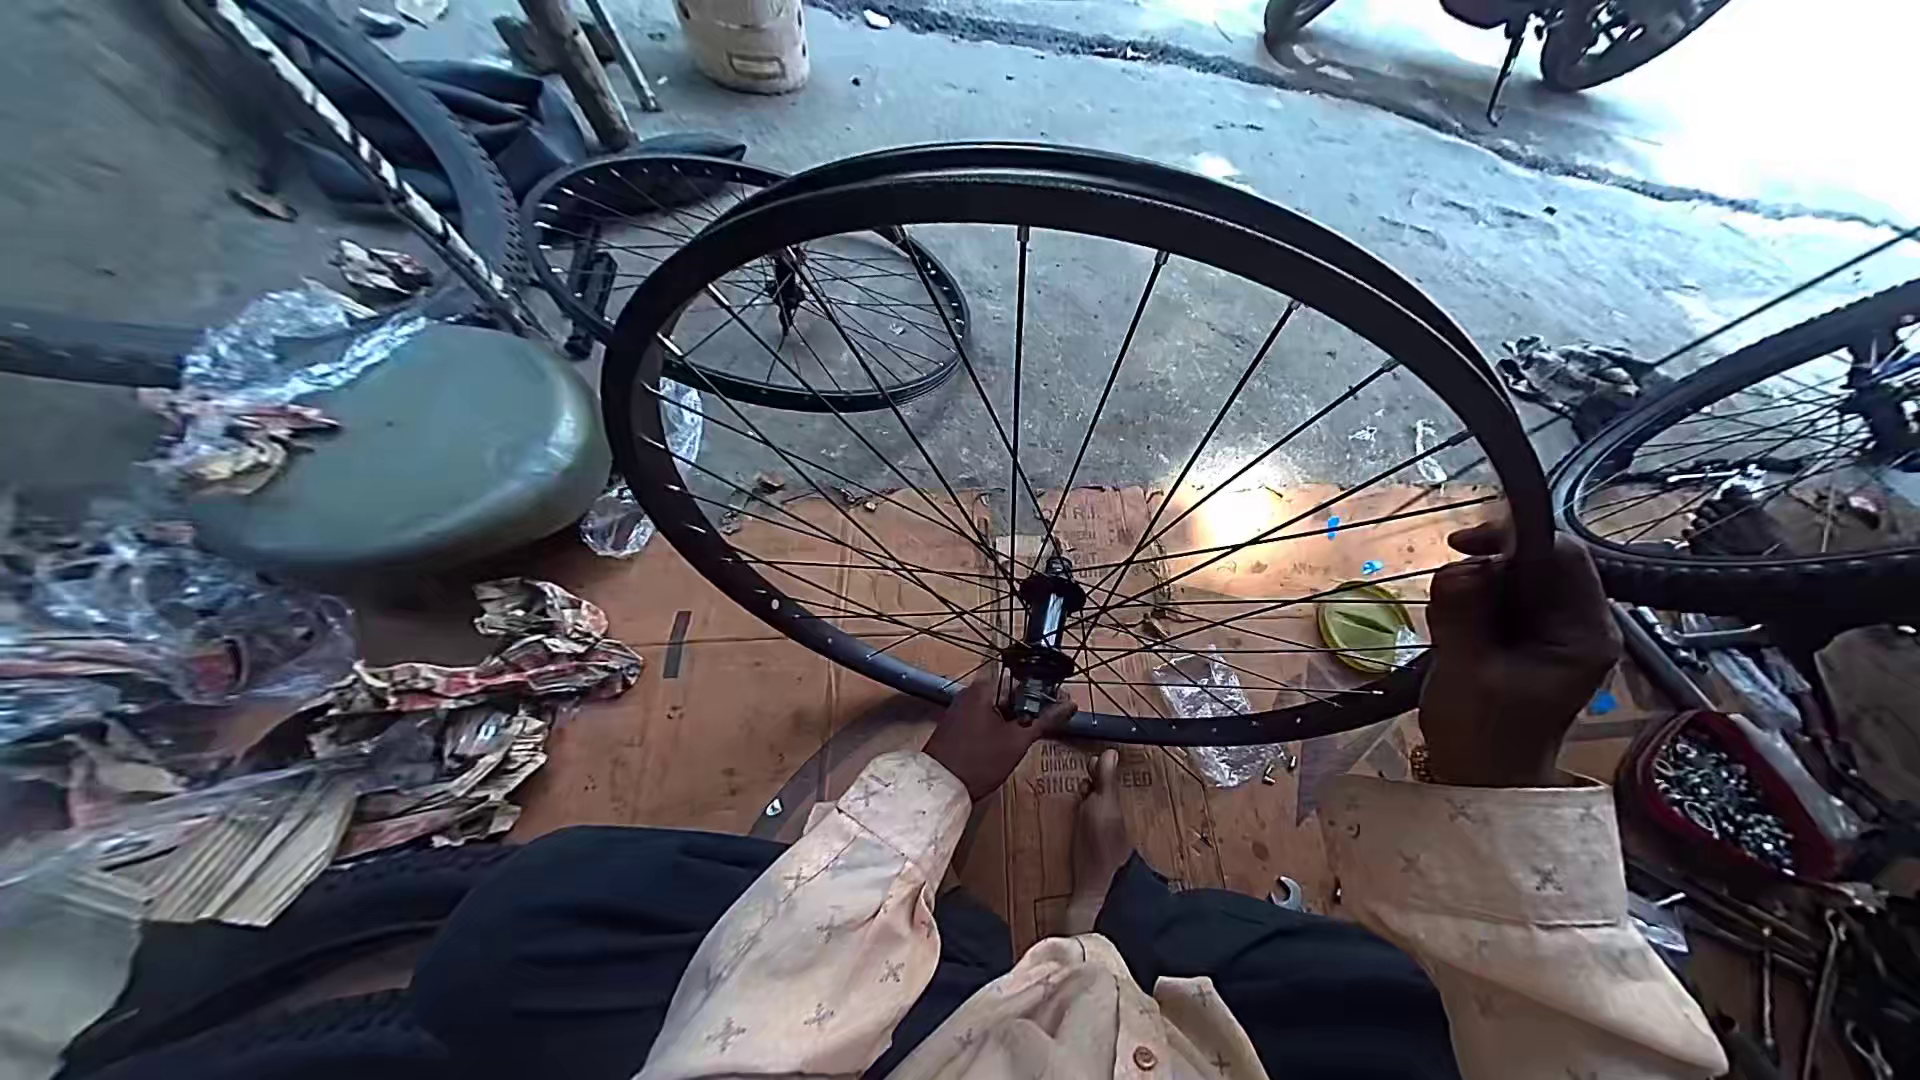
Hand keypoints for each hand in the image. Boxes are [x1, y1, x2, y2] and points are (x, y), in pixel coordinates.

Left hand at [922, 672, 1076, 799]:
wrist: (940, 787)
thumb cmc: (979, 761)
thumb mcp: (1018, 740)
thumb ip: (1045, 720)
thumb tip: (1071, 704)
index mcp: (984, 688)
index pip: (1021, 678)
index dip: (1043, 690)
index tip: (1061, 702)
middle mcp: (972, 692)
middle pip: (1010, 692)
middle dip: (1031, 706)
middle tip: (1053, 721)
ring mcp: (963, 708)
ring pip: (1000, 706)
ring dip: (1017, 718)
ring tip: (1036, 733)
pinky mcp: (959, 723)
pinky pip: (987, 717)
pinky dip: (1002, 725)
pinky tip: (1014, 741)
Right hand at [1418, 520, 1618, 786]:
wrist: (1480, 773)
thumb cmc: (1481, 730)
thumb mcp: (1467, 670)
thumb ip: (1463, 613)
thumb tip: (1463, 563)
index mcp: (1583, 632)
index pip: (1562, 558)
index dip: (1512, 538)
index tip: (1458, 545)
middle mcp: (1575, 623)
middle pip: (1533, 564)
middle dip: (1482, 570)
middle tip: (1444, 598)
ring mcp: (1549, 630)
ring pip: (1508, 580)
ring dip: (1469, 590)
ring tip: (1447, 628)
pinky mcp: (1521, 637)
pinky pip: (1494, 599)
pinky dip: (1465, 604)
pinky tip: (1451, 631)